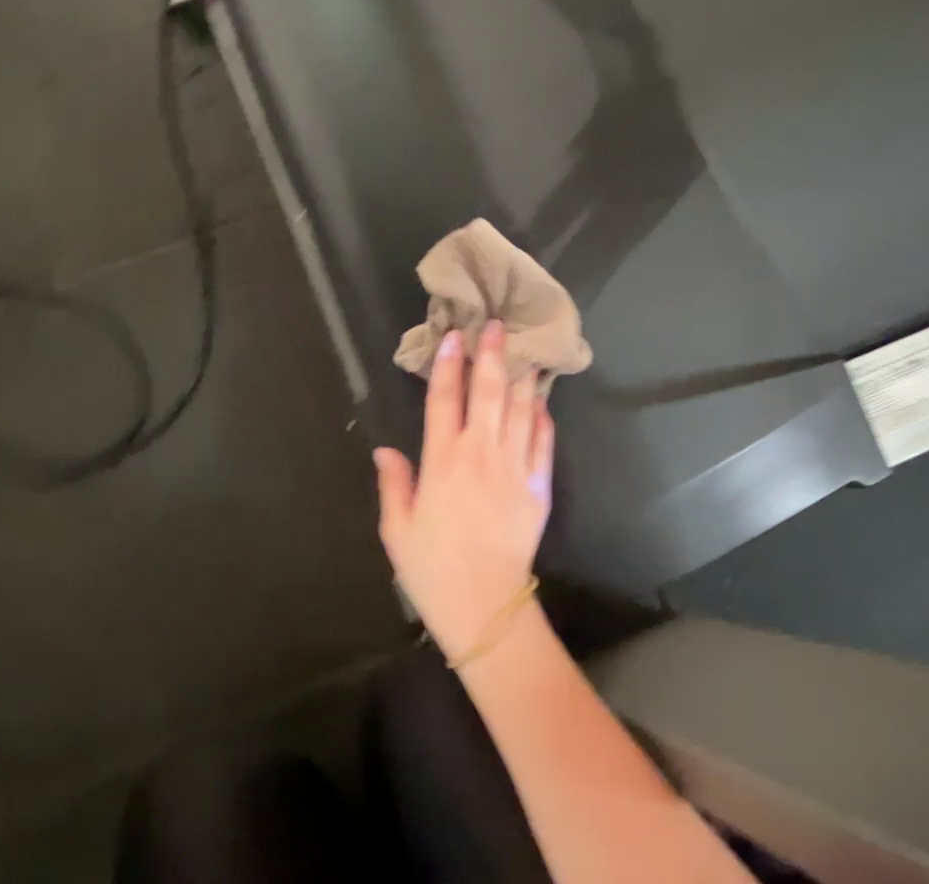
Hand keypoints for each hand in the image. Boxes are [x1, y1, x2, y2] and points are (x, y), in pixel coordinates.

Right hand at [374, 320, 554, 656]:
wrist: (485, 603)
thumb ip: (394, 484)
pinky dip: (543, 418)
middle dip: (493, 355)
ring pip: (521, 409)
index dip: (449, 363)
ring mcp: (515, 467)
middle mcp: (480, 454)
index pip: (444, 399)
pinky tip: (542, 402)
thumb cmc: (432, 568)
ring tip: (526, 350)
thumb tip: (385, 449)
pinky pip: (544, 441)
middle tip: (498, 325)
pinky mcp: (539, 485)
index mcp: (442, 461)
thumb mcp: (397, 529)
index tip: (455, 335)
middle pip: (489, 392)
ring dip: (522, 377)